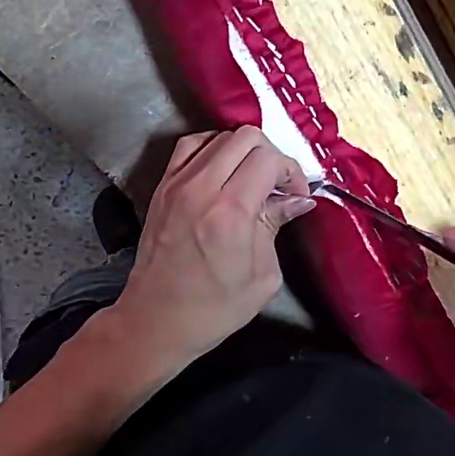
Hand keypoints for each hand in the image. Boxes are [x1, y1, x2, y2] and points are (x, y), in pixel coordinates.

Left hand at [103, 128, 315, 370]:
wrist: (157, 319)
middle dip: (271, 155)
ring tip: (250, 178)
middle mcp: (200, 189)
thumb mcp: (263, 276)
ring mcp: (176, 184)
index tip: (296, 195)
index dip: (291, 171)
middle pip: (245, 137)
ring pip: (218, 136)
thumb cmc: (213, 309)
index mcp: (230, 212)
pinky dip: (211, 149)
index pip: (268, 159)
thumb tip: (297, 200)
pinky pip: (189, 147)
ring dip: (242, 150)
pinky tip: (222, 170)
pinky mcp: (162, 188)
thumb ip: (276, 226)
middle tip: (277, 184)